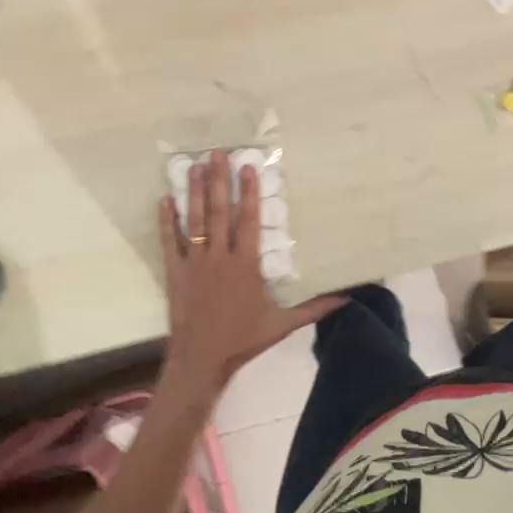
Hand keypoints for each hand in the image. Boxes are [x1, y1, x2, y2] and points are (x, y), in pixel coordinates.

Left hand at [158, 150, 344, 392]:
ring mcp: (195, 264)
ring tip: (196, 165)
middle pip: (219, 212)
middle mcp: (220, 258)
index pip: (249, 221)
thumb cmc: (244, 340)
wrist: (202, 359)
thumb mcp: (283, 324)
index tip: (249, 167)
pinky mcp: (175, 273)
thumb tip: (347, 298)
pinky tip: (164, 200)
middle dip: (219, 180)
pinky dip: (167, 221)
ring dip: (195, 192)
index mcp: (246, 266)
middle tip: (217, 152)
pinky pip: (170, 242)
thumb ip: (314, 307)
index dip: (249, 193)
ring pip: (195, 221)